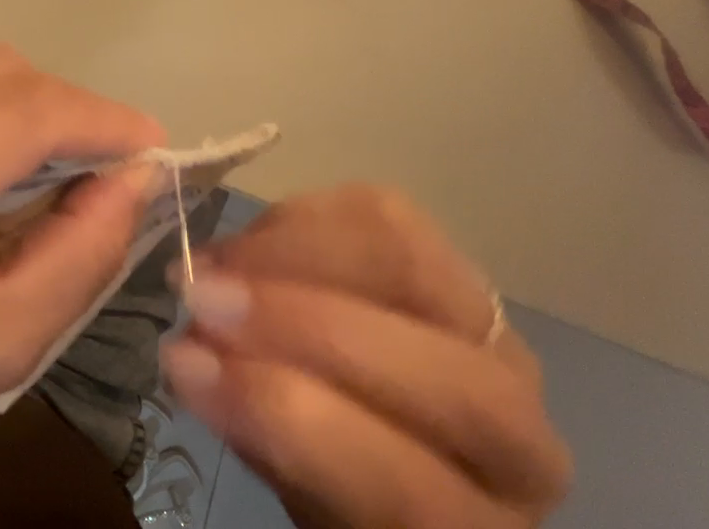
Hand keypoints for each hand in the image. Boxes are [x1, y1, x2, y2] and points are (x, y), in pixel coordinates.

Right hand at [162, 185, 571, 527]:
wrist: (379, 422)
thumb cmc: (330, 474)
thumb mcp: (296, 490)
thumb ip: (256, 433)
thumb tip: (189, 353)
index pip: (408, 488)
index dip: (290, 418)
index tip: (186, 365)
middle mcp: (522, 444)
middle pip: (448, 380)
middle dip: (302, 325)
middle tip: (198, 296)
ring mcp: (500, 341)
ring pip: (419, 274)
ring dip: (294, 254)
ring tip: (211, 261)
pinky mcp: (458, 266)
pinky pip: (390, 219)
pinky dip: (305, 217)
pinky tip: (248, 239)